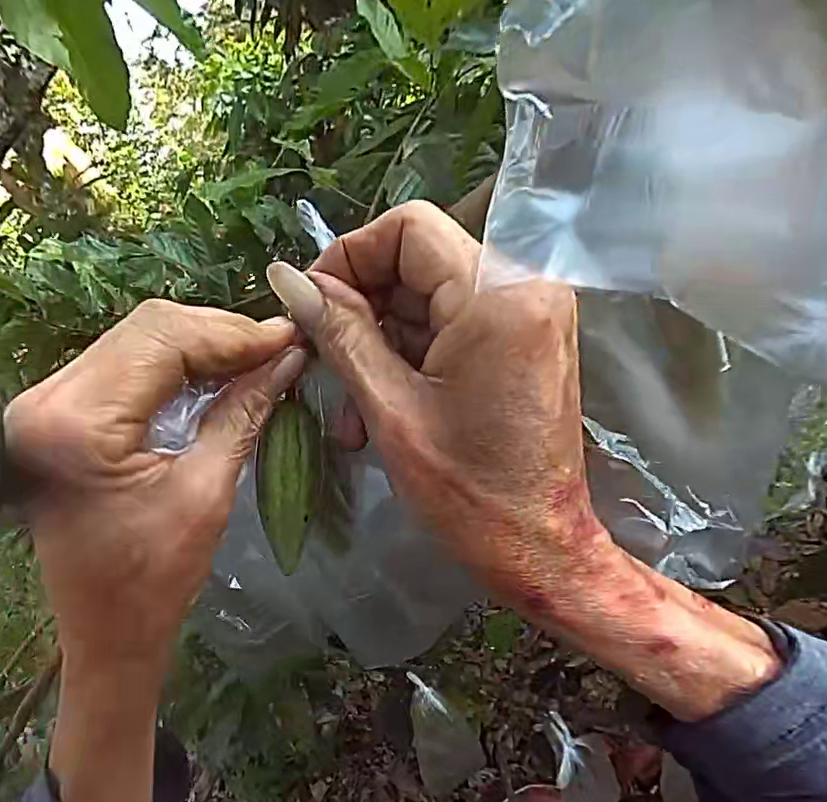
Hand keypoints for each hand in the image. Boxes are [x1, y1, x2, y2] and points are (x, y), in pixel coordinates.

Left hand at [5, 300, 300, 801]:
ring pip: (134, 341)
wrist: (105, 633)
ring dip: (200, 346)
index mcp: (75, 422)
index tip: (289, 337)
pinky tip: (217, 373)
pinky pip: (124, 368)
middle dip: (219, 334)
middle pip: (145, 330)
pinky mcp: (55, 416)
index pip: (162, 340)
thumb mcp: (206, 494)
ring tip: (258, 358)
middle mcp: (44, 399)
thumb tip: (286, 359)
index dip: (233, 333)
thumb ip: (241, 414)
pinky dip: (175, 366)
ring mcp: (43, 404)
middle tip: (279, 347)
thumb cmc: (155, 581)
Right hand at [271, 202, 777, 718]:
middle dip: (362, 311)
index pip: (408, 228)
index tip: (311, 307)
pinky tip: (381, 409)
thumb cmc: (468, 492)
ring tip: (352, 411)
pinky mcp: (523, 344)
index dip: (347, 259)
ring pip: (430, 300)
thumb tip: (288, 279)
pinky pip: (453, 329)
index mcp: (498, 292)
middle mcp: (525, 286)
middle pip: (418, 262)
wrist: (538, 547)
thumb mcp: (391, 409)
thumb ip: (340, 333)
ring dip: (380, 346)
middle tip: (324, 366)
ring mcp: (529, 316)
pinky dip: (412, 360)